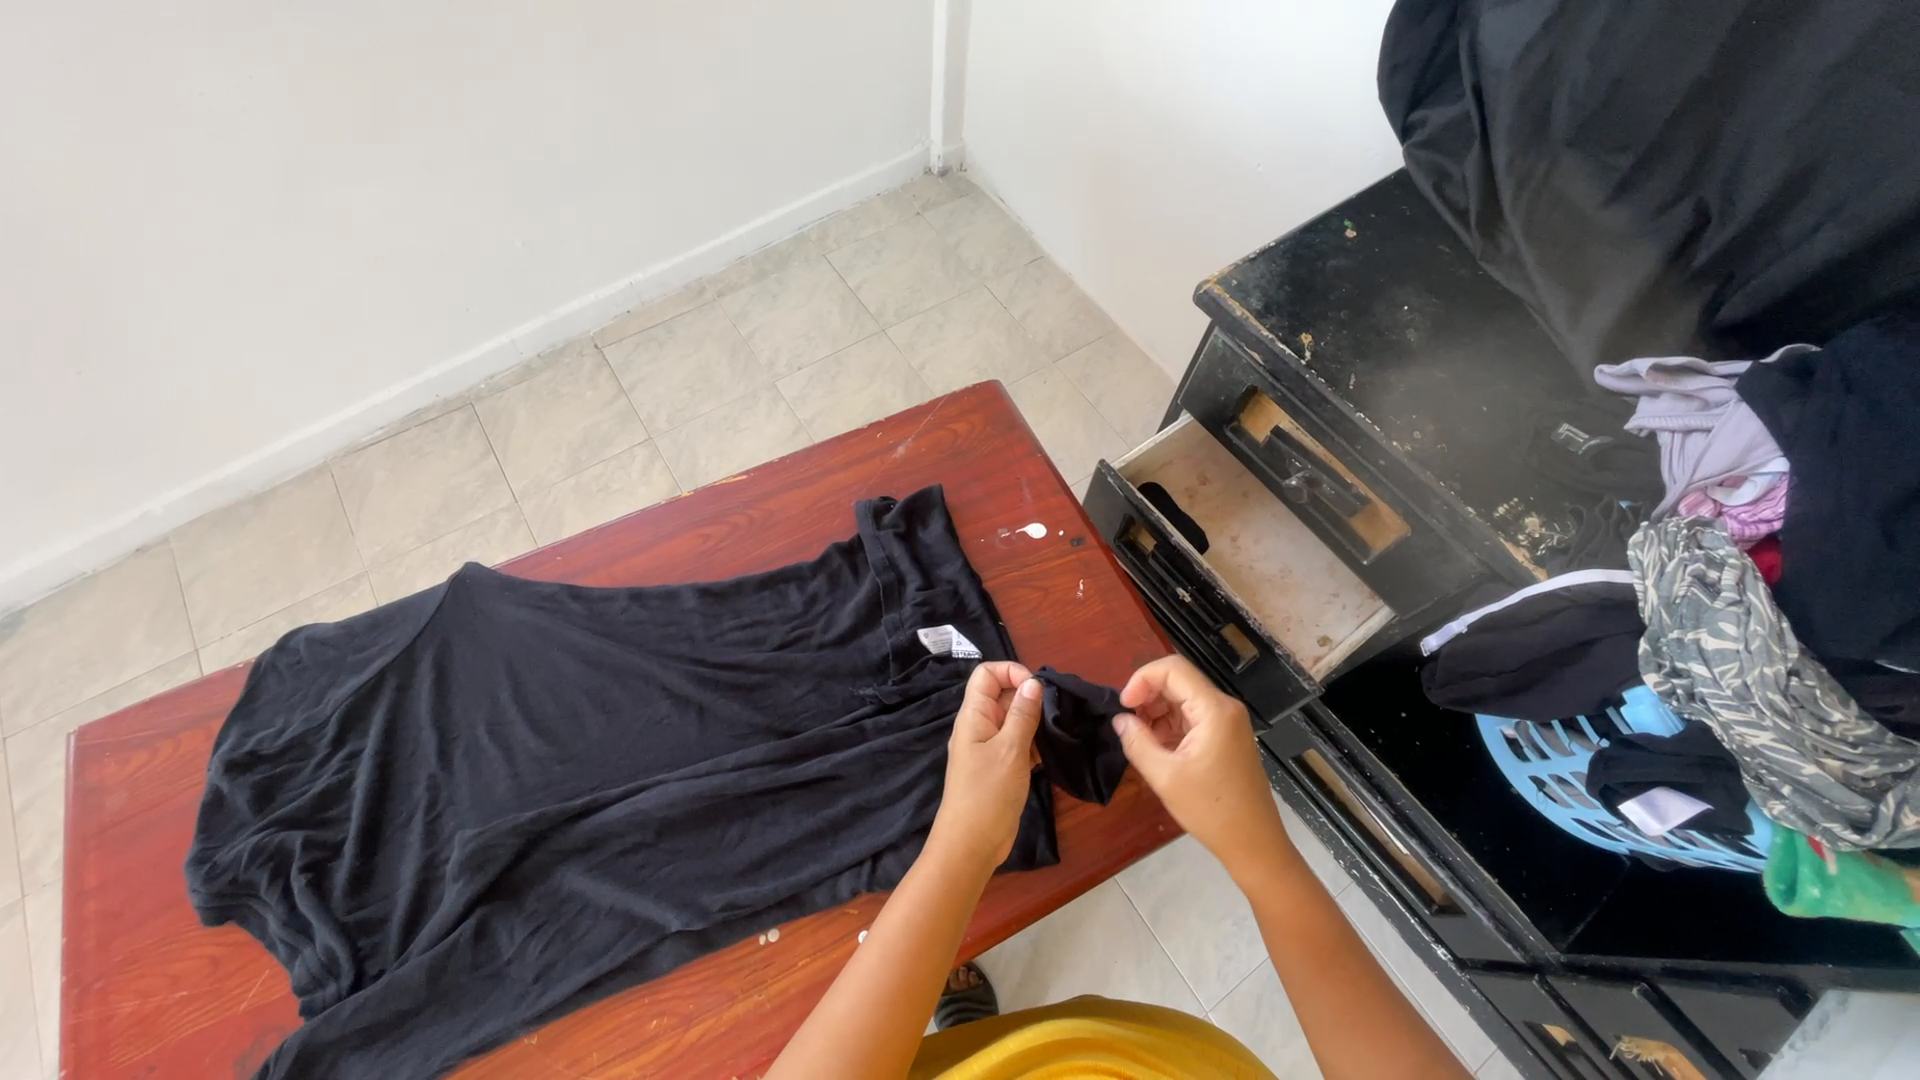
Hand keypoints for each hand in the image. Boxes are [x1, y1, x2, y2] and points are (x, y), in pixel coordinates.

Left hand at [929, 662, 1042, 871]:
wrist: (972, 844)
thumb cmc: (988, 793)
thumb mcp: (1010, 749)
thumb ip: (1022, 714)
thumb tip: (1033, 683)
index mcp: (973, 715)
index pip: (987, 674)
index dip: (1011, 672)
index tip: (1037, 688)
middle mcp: (979, 726)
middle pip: (1002, 695)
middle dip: (1029, 697)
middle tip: (1055, 712)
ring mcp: (988, 748)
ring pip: (1013, 720)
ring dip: (1034, 722)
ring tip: (1056, 733)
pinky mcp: (1000, 767)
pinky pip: (1017, 743)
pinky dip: (1033, 743)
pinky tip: (1050, 753)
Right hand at [1114, 655, 1291, 878]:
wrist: (1254, 844)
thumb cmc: (1211, 811)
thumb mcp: (1165, 777)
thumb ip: (1137, 741)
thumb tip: (1120, 720)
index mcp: (1214, 710)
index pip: (1172, 669)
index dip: (1142, 679)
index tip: (1124, 707)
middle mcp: (1224, 707)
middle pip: (1178, 681)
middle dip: (1148, 696)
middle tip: (1129, 725)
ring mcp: (1228, 722)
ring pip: (1183, 698)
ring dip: (1157, 712)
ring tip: (1142, 740)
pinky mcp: (1227, 736)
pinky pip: (1193, 716)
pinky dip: (1171, 725)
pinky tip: (1159, 749)